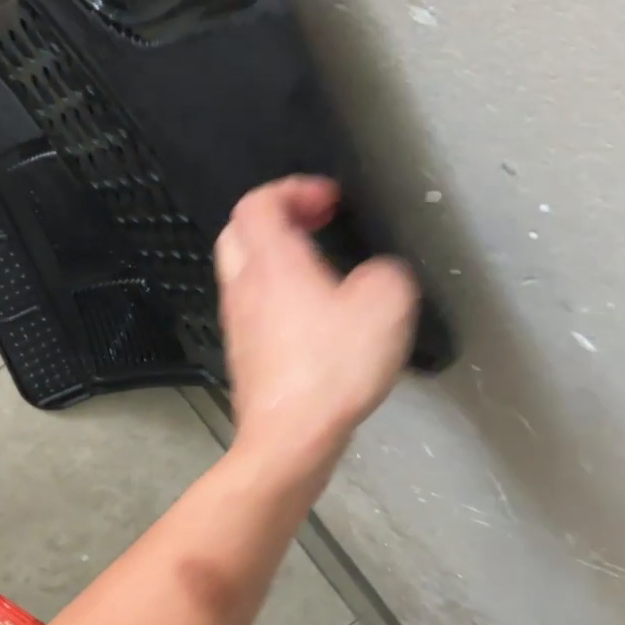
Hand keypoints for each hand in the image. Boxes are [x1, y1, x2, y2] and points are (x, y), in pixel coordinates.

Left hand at [215, 176, 419, 466]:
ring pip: (240, 270)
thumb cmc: (329, 371)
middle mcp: (244, 289)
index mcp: (271, 264)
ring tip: (319, 264)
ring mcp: (237, 322)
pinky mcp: (243, 351)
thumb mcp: (386, 302)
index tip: (329, 201)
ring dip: (274, 256)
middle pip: (238, 232)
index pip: (256, 204)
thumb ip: (383, 272)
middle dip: (276, 217)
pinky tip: (311, 311)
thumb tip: (373, 276)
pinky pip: (251, 306)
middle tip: (317, 222)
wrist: (288, 435)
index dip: (292, 189)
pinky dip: (275, 292)